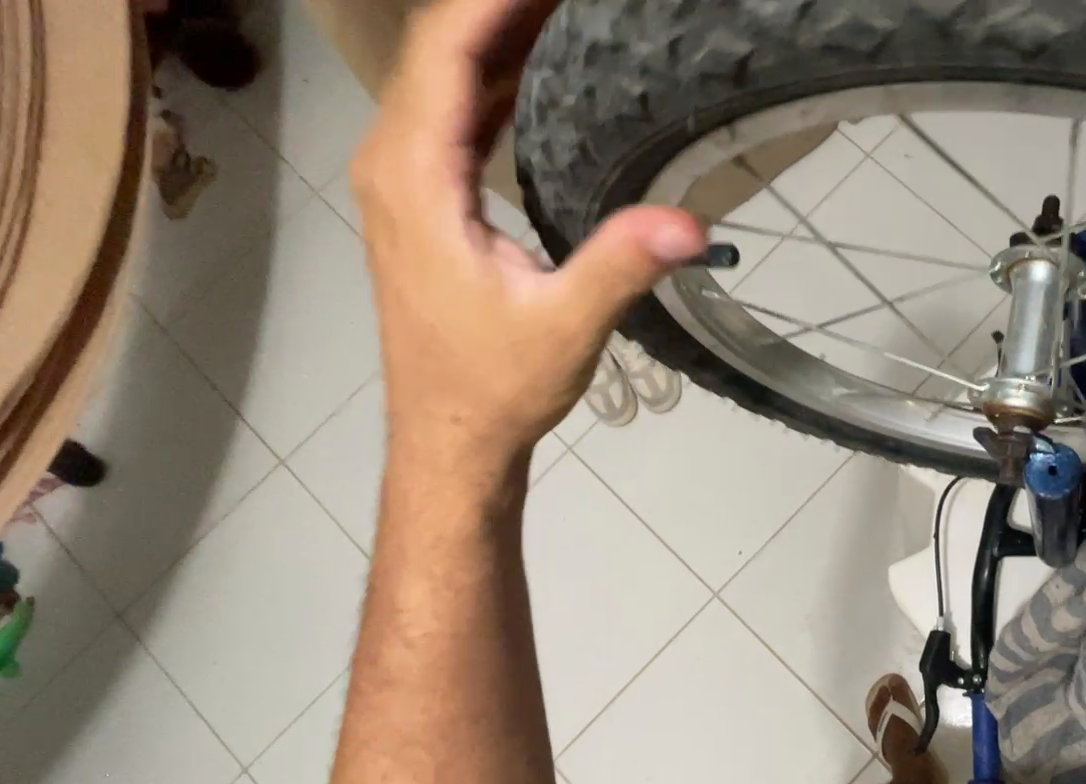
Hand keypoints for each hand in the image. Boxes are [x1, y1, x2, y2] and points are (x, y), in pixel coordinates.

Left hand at [352, 0, 705, 483]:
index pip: (447, 51)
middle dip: (501, 9)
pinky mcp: (419, 207)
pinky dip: (489, 88)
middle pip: (439, 52)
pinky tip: (531, 81)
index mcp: (416, 176)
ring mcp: (401, 185)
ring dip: (495, 42)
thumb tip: (692, 224)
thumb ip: (621, 266)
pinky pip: (448, 121)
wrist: (451, 436)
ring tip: (558, 15)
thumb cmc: (498, 384)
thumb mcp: (566, 326)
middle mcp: (393, 164)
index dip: (497, 1)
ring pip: (440, 83)